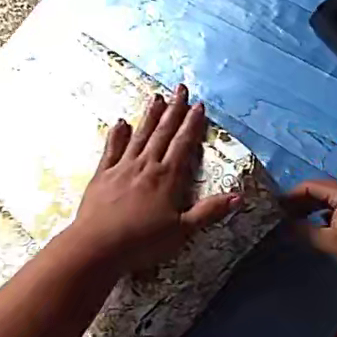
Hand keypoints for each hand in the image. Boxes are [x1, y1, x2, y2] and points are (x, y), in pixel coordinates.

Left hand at [64, 85, 239, 271]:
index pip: (183, 145)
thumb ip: (209, 211)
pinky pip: (112, 150)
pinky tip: (121, 123)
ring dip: (150, 116)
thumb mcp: (182, 231)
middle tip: (180, 89)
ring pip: (139, 136)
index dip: (192, 124)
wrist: (97, 247)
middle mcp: (146, 166)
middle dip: (174, 110)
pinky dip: (117, 135)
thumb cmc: (142, 242)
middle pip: (163, 133)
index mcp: (168, 178)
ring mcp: (122, 168)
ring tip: (157, 97)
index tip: (199, 105)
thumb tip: (239, 197)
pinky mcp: (102, 176)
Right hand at [283, 179, 336, 277]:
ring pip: (331, 200)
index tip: (278, 205)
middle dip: (302, 199)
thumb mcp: (330, 242)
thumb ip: (305, 232)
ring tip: (296, 218)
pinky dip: (324, 214)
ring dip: (313, 207)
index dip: (293, 194)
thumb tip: (285, 225)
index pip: (312, 186)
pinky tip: (316, 225)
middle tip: (284, 211)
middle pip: (322, 190)